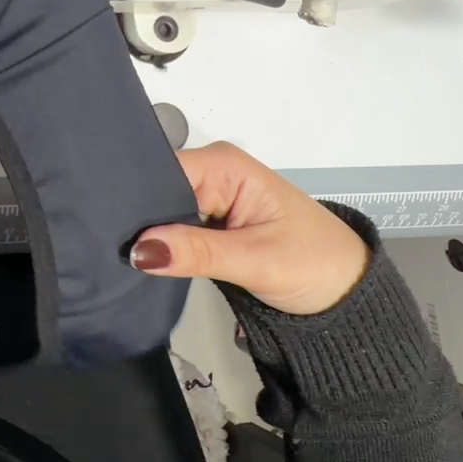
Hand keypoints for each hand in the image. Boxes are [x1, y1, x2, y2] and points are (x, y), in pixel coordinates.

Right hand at [128, 141, 369, 315]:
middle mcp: (213, 171)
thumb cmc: (314, 266)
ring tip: (122, 251)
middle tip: (112, 244)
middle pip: (159, 187)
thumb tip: (140, 249)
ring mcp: (210, 194)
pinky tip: (143, 254)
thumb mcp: (255, 261)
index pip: (165, 171)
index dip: (139, 196)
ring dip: (150, 232)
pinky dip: (163, 241)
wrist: (350, 297)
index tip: (112, 224)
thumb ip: (197, 252)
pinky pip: (174, 223)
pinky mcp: (209, 218)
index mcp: (225, 164)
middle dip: (141, 217)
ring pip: (163, 208)